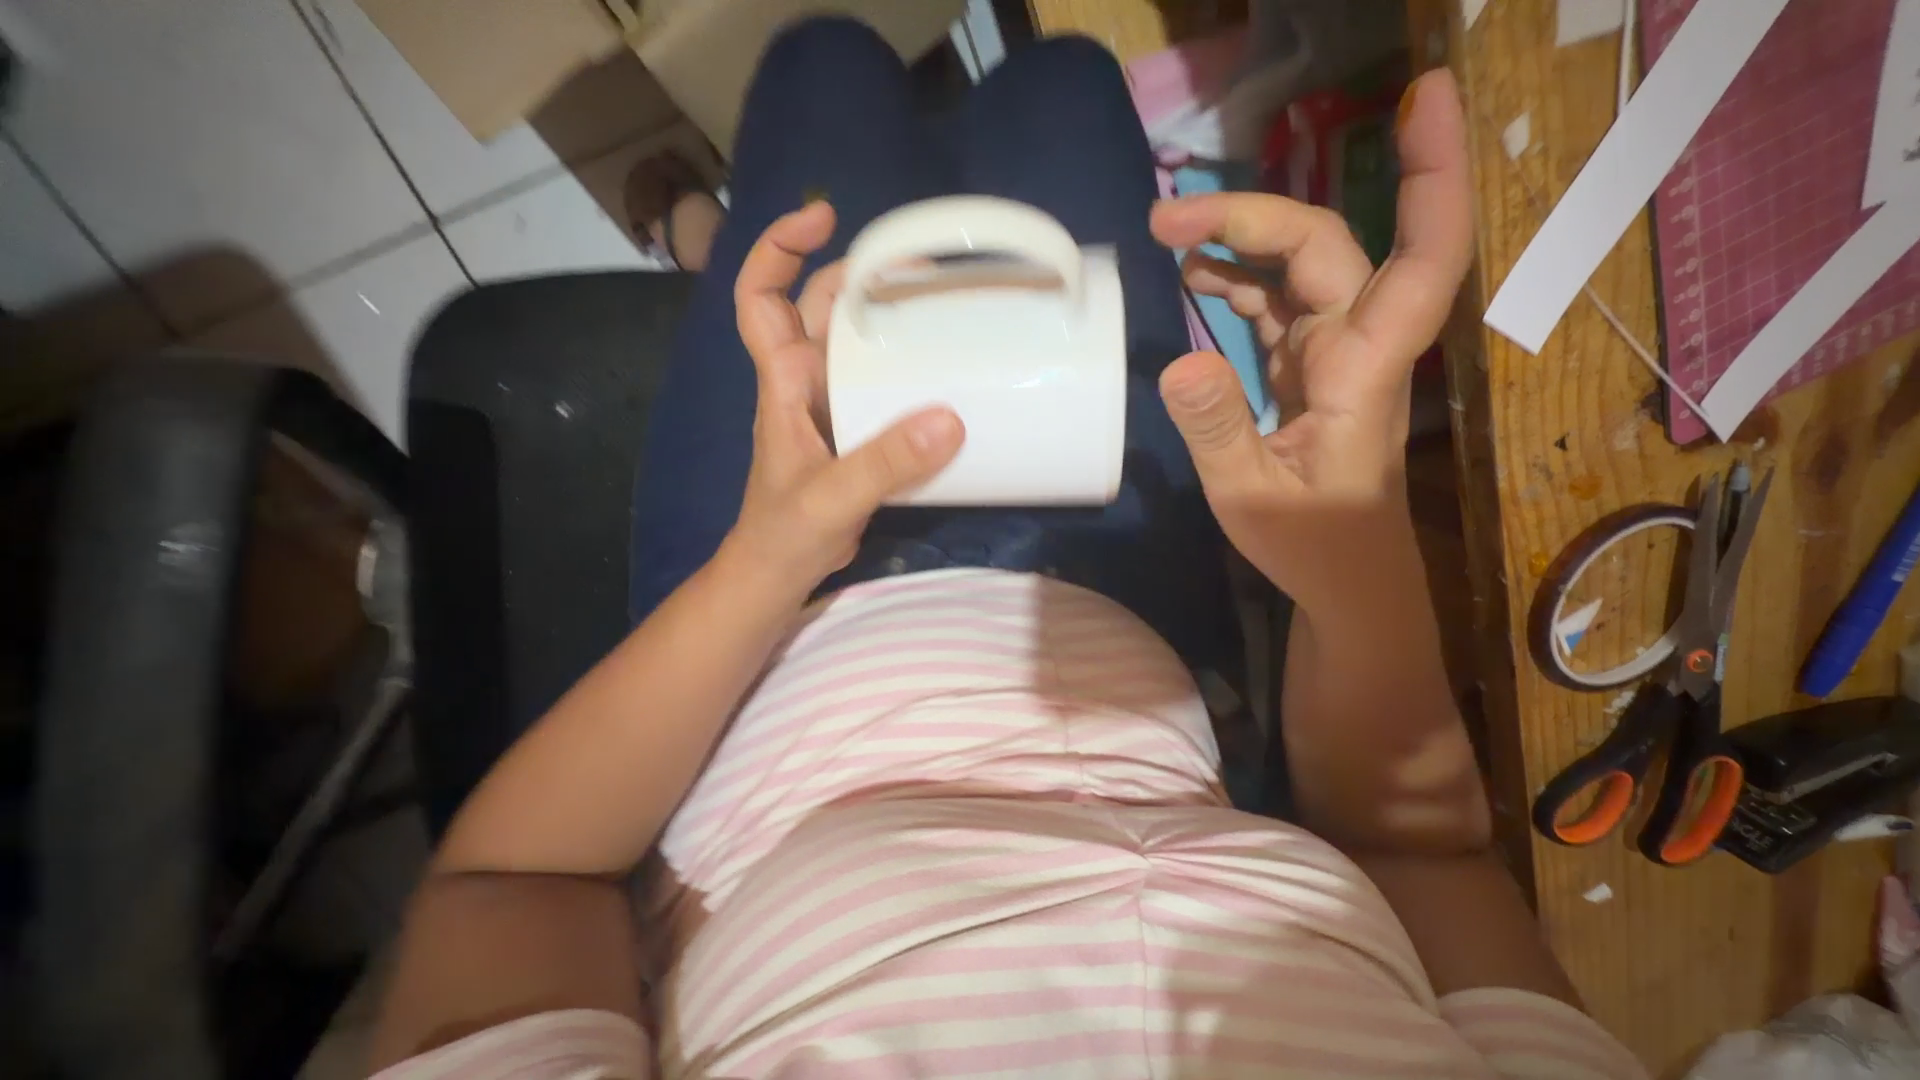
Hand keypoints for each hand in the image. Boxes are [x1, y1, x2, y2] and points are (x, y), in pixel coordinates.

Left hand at [721, 201, 965, 590]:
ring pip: (856, 341)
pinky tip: (950, 368)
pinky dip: (910, 365)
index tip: (824, 219)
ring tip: (946, 304)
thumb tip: (949, 420)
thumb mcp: (830, 498)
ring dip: (892, 316)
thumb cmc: (785, 533)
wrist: (781, 573)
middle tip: (922, 269)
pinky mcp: (858, 430)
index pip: (760, 296)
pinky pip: (882, 381)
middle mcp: (806, 381)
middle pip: (823, 305)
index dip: (779, 248)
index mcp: (783, 382)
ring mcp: (833, 405)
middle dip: (863, 274)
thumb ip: (883, 463)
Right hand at [1150, 69, 1471, 609]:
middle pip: (1325, 245)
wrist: (1344, 578)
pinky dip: (1237, 278)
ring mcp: (1332, 352)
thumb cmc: (1314, 545)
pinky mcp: (1309, 367)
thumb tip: (1179, 361)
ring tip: (1167, 233)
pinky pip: (1277, 301)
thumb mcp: (1249, 497)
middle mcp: (1356, 344)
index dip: (1433, 175)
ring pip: (1301, 266)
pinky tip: (1196, 275)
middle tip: (1165, 215)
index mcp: (1363, 370)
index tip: (1421, 98)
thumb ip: (1217, 429)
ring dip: (1240, 239)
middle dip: (1253, 214)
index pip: (1420, 256)